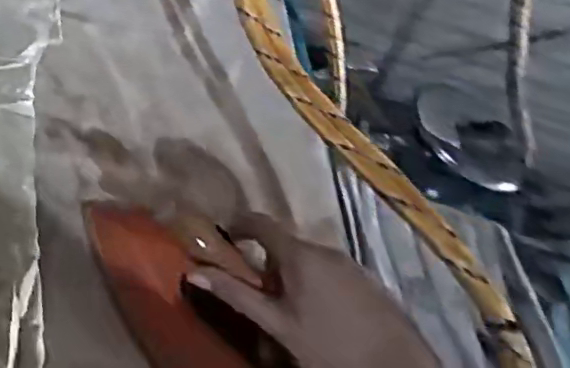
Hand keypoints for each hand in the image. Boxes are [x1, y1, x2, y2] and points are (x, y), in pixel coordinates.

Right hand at [186, 213, 439, 367]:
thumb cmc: (334, 348)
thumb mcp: (280, 326)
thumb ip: (236, 294)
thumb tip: (192, 270)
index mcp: (299, 253)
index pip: (258, 221)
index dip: (239, 225)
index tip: (227, 240)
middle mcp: (326, 250)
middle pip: (286, 242)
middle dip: (270, 259)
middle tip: (263, 287)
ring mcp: (356, 267)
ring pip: (313, 258)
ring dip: (297, 272)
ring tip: (295, 304)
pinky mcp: (377, 287)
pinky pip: (337, 273)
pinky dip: (323, 283)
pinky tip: (328, 314)